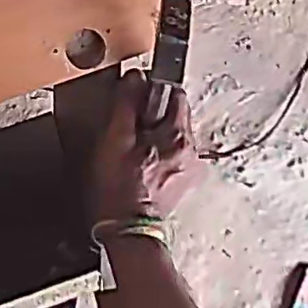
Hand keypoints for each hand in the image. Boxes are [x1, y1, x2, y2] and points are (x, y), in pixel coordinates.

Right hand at [89, 70, 199, 226]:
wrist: (126, 230)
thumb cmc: (118, 185)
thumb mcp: (114, 138)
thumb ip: (126, 104)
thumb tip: (134, 77)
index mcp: (179, 136)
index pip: (174, 92)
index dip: (150, 90)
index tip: (132, 100)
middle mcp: (192, 151)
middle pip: (174, 113)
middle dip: (151, 114)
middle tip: (127, 129)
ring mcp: (190, 168)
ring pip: (171, 134)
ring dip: (152, 134)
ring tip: (130, 148)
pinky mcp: (184, 181)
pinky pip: (171, 153)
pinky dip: (156, 151)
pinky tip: (139, 163)